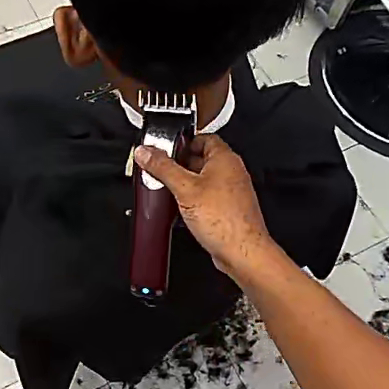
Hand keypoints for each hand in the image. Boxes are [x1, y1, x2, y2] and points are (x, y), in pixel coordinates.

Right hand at [134, 135, 279, 279]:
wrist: (242, 251)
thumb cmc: (225, 221)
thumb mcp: (184, 189)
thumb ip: (163, 168)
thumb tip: (146, 153)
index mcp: (225, 159)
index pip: (203, 138)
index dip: (183, 141)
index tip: (166, 149)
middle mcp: (232, 172)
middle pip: (201, 159)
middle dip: (180, 165)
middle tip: (163, 171)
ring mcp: (232, 191)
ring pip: (204, 180)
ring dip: (186, 184)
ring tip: (171, 191)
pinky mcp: (229, 209)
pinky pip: (208, 198)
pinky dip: (194, 200)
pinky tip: (183, 210)